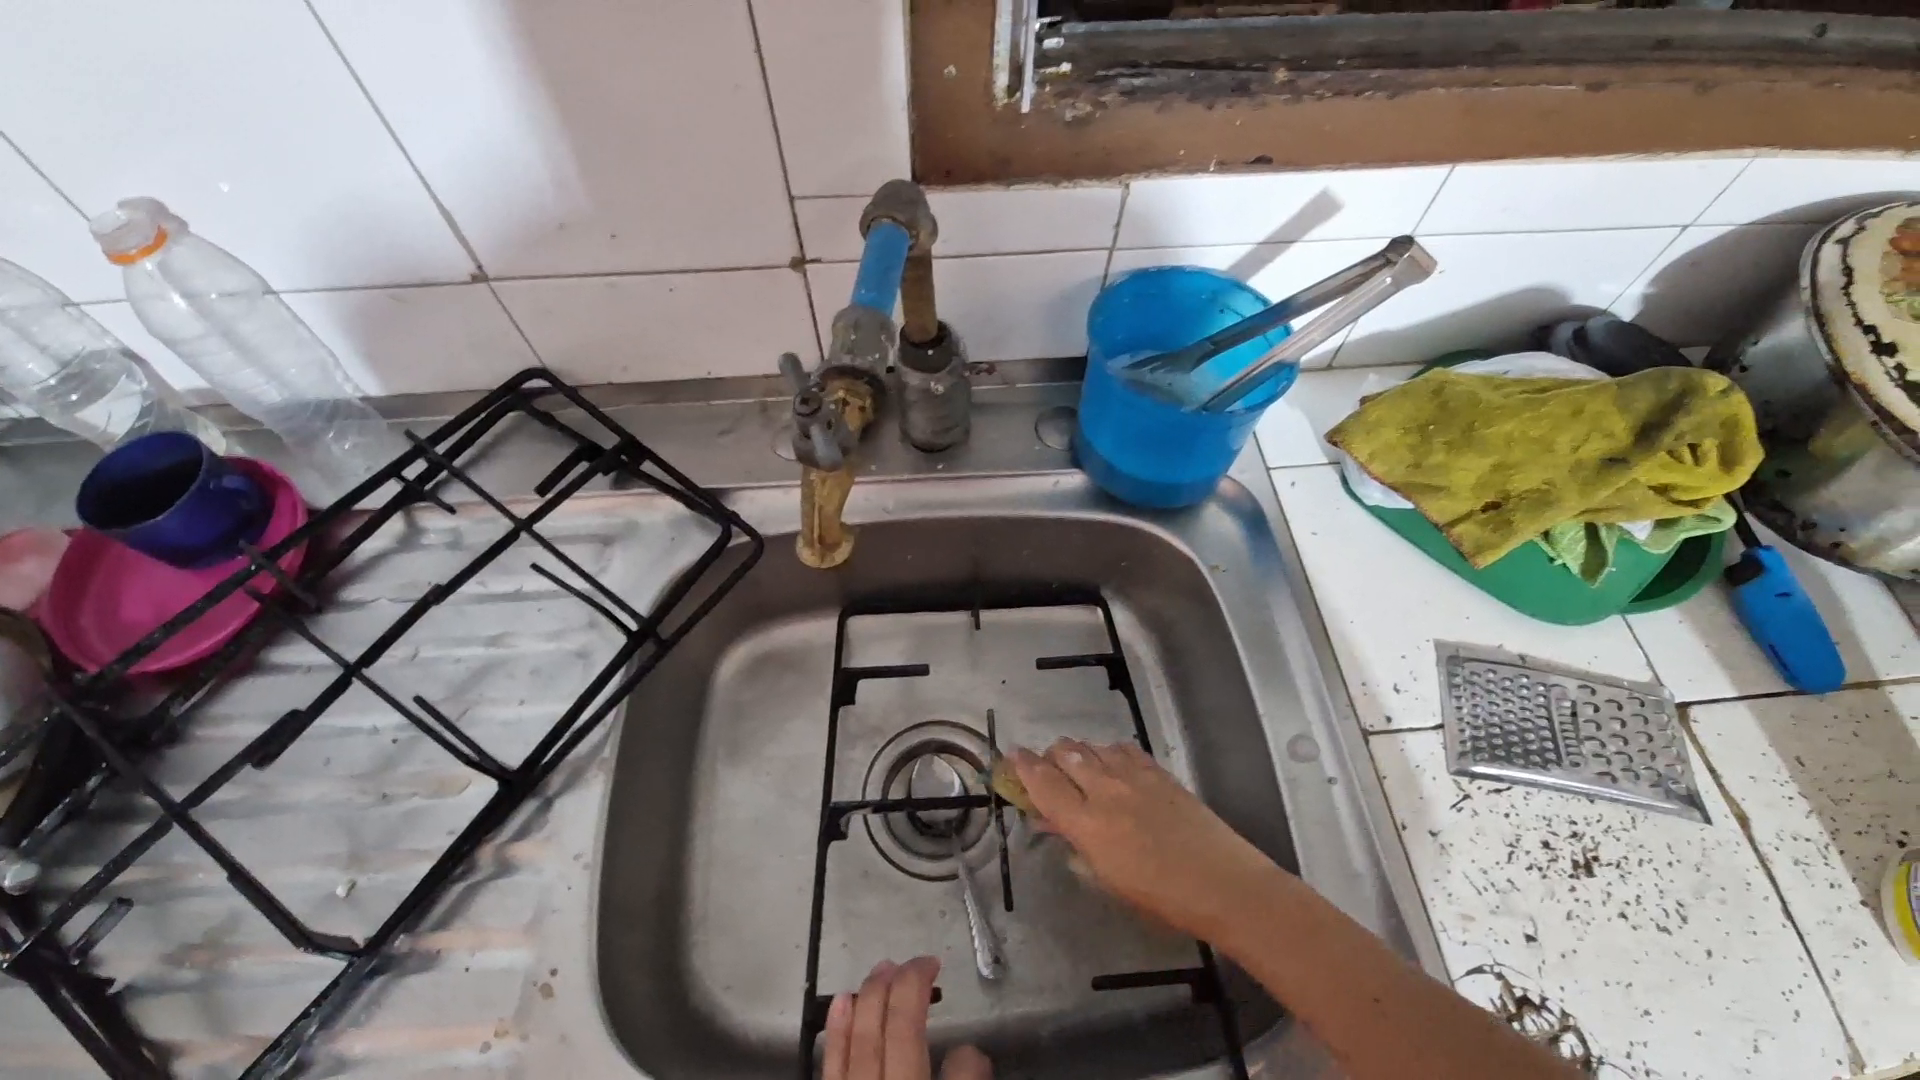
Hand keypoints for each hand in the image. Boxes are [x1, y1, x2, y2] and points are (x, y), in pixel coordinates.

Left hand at [823, 957, 990, 1079]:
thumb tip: (972, 1057)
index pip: (960, 1066)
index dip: (969, 1056)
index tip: (973, 1050)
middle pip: (901, 1034)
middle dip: (910, 989)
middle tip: (923, 961)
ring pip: (863, 1039)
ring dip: (875, 995)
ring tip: (887, 965)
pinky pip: (831, 1063)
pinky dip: (837, 1029)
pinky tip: (842, 999)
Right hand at [1010, 740, 1288, 942]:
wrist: (1223, 884)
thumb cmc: (1161, 898)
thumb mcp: (1108, 879)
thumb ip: (1075, 844)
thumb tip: (1051, 823)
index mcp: (1087, 823)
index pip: (1043, 782)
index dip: (1022, 766)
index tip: (1010, 756)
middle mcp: (1105, 790)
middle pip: (1065, 754)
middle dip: (1049, 757)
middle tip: (1047, 770)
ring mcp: (1135, 777)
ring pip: (1093, 746)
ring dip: (1078, 752)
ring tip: (1078, 767)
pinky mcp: (1160, 773)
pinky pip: (1124, 749)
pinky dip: (1109, 752)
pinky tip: (1112, 763)